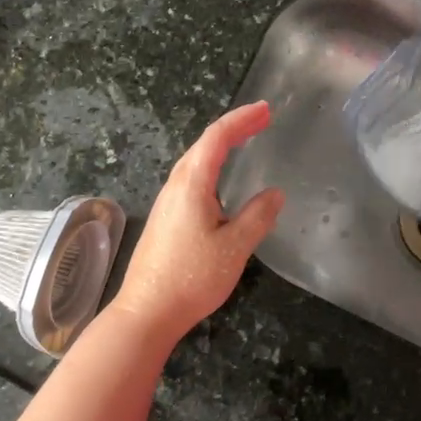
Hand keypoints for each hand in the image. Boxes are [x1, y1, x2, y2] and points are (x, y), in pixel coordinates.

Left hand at [110, 102, 284, 342]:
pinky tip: (222, 180)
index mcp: (192, 183)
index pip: (217, 137)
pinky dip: (213, 164)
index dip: (242, 119)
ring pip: (196, 160)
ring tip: (246, 140)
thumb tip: (274, 193)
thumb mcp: (234, 248)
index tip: (266, 109)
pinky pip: (192, 176)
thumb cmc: (192, 277)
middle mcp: (176, 185)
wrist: (146, 312)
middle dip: (234, 127)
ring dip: (222, 145)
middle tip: (263, 119)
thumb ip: (257, 217)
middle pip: (205, 144)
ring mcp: (167, 201)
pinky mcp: (166, 218)